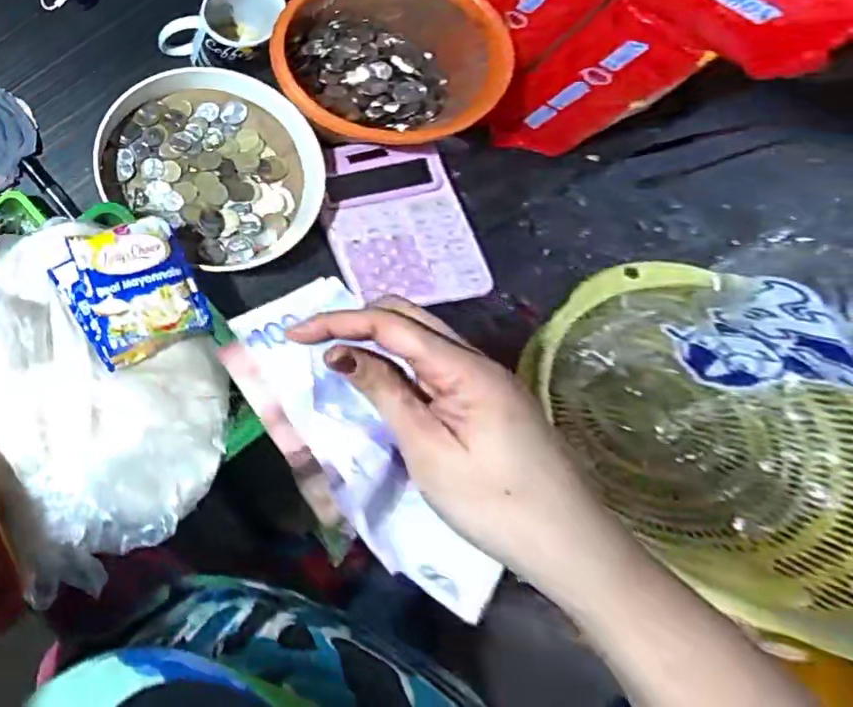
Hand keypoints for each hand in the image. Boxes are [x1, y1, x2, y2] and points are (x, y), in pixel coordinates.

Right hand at [287, 297, 622, 591]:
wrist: (580, 557)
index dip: (335, 321)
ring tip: (332, 352)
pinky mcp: (485, 399)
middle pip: (405, 316)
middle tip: (311, 339)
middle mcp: (476, 363)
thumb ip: (383, 390)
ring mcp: (484, 380)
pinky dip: (392, 356)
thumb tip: (337, 352)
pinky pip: (428, 360)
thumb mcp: (426, 448)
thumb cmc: (496, 505)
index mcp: (465, 370)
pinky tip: (373, 374)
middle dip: (352, 318)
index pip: (388, 323)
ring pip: (418, 334)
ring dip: (371, 335)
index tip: (293, 334)